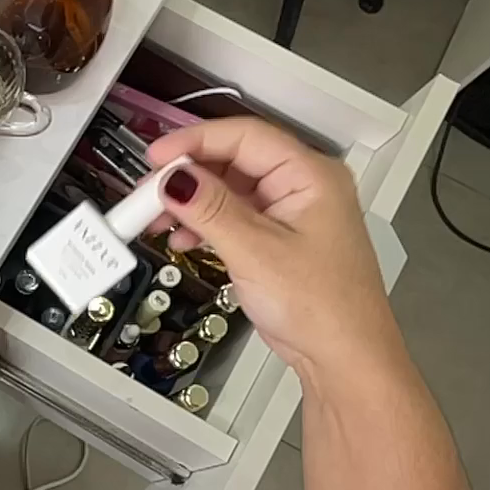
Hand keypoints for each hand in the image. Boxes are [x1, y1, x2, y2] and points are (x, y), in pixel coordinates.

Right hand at [147, 118, 406, 384]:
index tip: (156, 156)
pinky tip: (182, 238)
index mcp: (309, 175)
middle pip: (231, 161)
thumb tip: (174, 179)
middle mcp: (300, 187)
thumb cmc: (323, 306)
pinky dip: (201, 224)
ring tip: (157, 219)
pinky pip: (229, 217)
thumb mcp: (255, 250)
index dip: (195, 141)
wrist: (341, 353)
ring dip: (189, 202)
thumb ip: (210, 210)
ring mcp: (286, 213)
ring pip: (226, 190)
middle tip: (148, 192)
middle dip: (186, 175)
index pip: (244, 136)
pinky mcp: (273, 238)